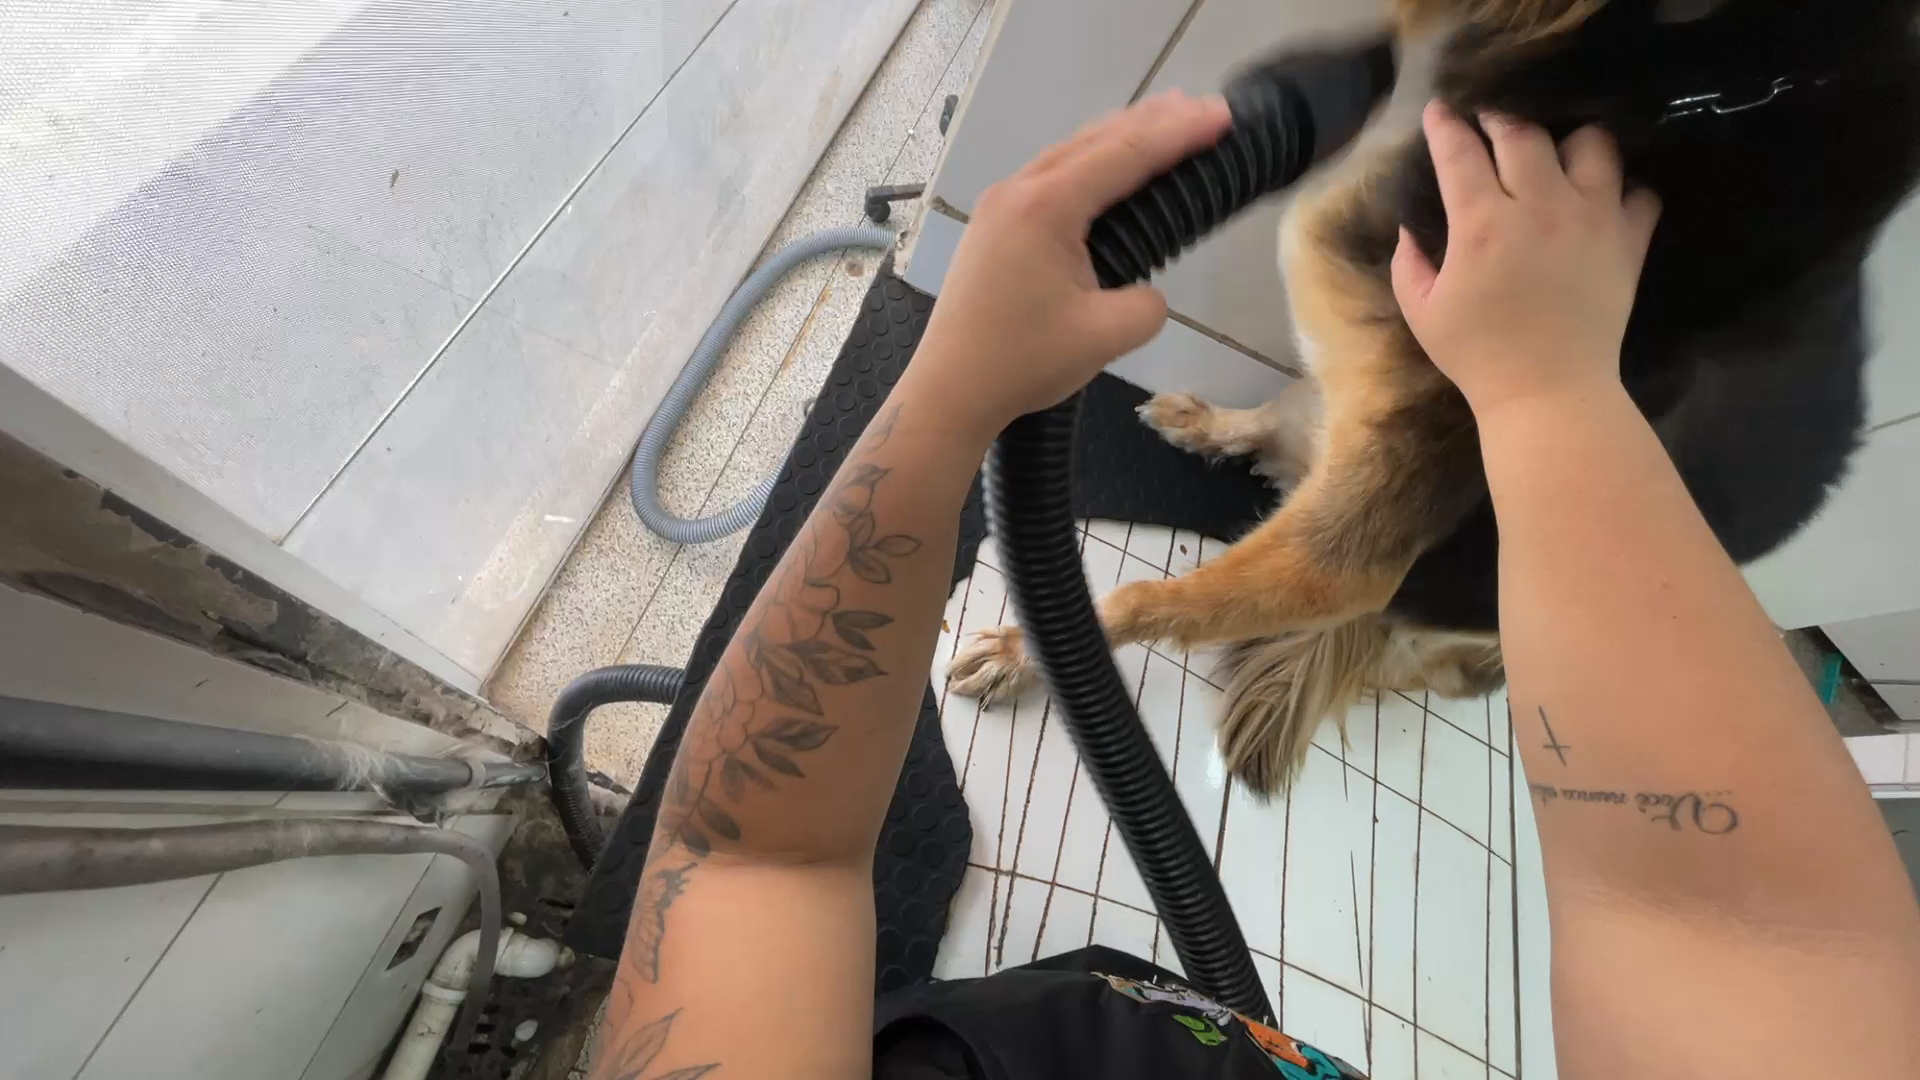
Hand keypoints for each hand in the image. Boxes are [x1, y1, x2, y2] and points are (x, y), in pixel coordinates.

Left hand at [907, 92, 1232, 438]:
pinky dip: (1083, 171)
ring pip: (1065, 158)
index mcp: (1045, 208)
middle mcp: (1016, 193)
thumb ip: (1147, 306)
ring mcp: (995, 210)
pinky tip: (1101, 180)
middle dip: (1150, 124)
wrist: (950, 392)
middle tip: (1201, 114)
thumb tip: (1143, 295)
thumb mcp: (1104, 338)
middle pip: (1093, 141)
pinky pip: (1044, 183)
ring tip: (1160, 132)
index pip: (1124, 154)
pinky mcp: (987, 233)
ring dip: (1114, 143)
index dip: (1179, 133)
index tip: (1222, 117)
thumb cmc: (1022, 364)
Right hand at [1391, 102, 1661, 417]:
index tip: (1439, 111)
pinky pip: (1636, 187)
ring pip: (1590, 144)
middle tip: (1487, 122)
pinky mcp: (1629, 235)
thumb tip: (1412, 228)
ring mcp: (1594, 215)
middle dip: (1499, 120)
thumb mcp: (1421, 311)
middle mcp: (1541, 206)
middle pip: (1524, 136)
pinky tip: (1595, 200)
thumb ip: (1409, 263)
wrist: (1546, 387)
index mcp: (1482, 226)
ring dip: (1565, 141)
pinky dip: (1616, 185)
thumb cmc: (1473, 352)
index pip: (1462, 157)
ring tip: (1550, 155)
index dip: (1446, 129)